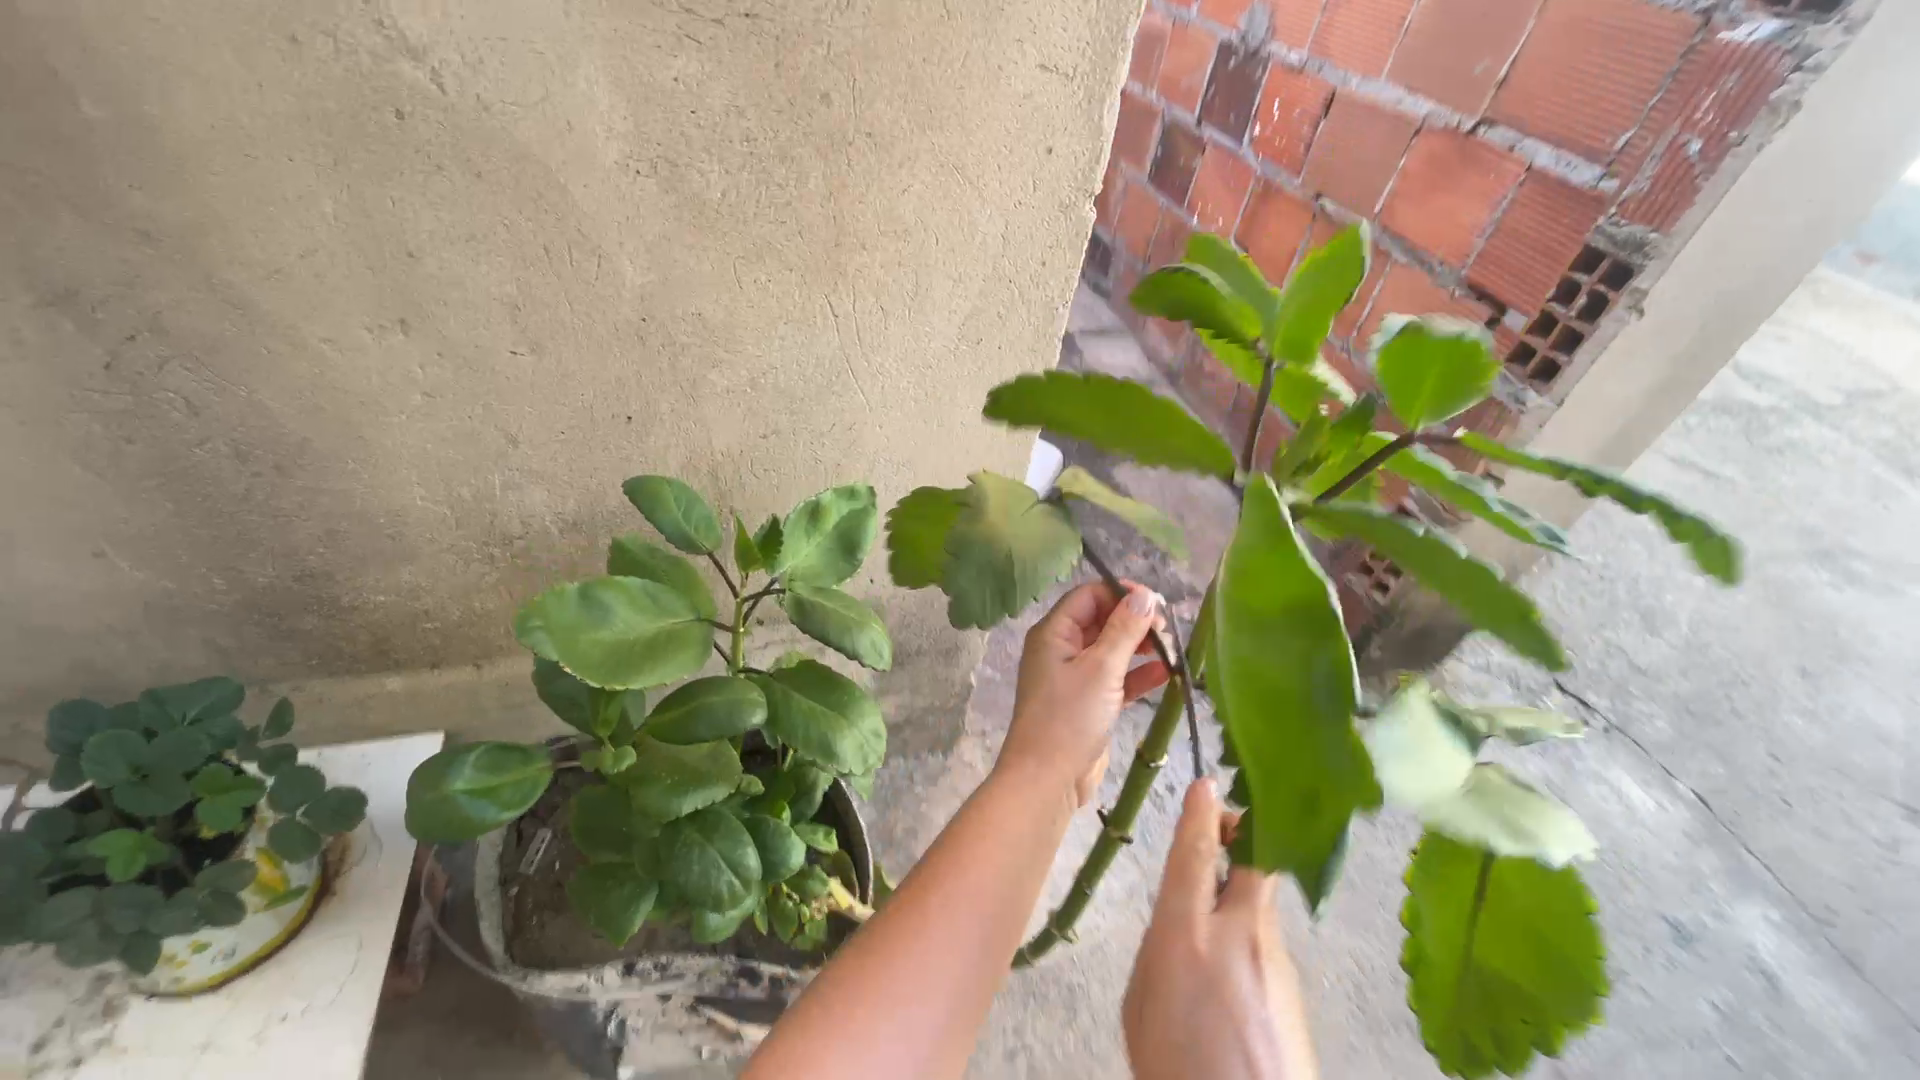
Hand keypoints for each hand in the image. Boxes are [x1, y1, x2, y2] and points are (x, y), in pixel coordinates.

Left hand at [994, 581, 1168, 807]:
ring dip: (1141, 648)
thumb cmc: (1069, 717)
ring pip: (1112, 650)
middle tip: (1169, 631)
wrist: (1047, 779)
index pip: (1089, 596)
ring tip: (1174, 651)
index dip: (1121, 593)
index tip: (1156, 602)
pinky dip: (1139, 675)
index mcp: (1054, 633)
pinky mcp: (1089, 702)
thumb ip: (1124, 629)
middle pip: (1102, 620)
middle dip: (1135, 621)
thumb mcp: (1101, 668)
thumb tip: (1145, 595)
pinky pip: (1117, 678)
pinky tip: (1168, 676)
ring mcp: (1075, 677)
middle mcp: (1061, 649)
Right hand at [1123, 779, 1318, 1079]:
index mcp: (1186, 934)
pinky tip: (1233, 976)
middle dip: (1243, 829)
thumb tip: (1177, 925)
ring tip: (1214, 921)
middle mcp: (1239, 934)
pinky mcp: (1297, 989)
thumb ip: (1158, 952)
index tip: (1204, 784)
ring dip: (1241, 889)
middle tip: (1225, 825)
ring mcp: (1277, 960)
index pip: (1197, 853)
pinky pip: (1268, 942)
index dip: (1200, 812)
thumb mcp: (1140, 1006)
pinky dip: (1249, 936)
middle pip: (1253, 858)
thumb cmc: (1173, 1068)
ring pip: (1261, 901)